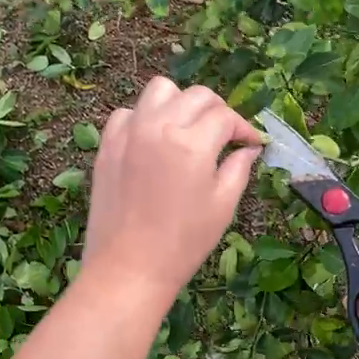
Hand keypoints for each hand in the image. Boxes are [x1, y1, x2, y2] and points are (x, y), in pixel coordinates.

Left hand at [83, 78, 263, 302]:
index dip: (243, 128)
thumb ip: (238, 168)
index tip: (251, 143)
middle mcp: (159, 126)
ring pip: (160, 90)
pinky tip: (154, 140)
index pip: (225, 116)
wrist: (128, 268)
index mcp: (192, 143)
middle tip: (225, 135)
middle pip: (196, 96)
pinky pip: (128, 113)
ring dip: (180, 102)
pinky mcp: (107, 144)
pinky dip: (145, 117)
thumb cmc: (183, 243)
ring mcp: (129, 132)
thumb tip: (249, 148)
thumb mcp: (222, 206)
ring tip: (188, 128)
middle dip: (218, 111)